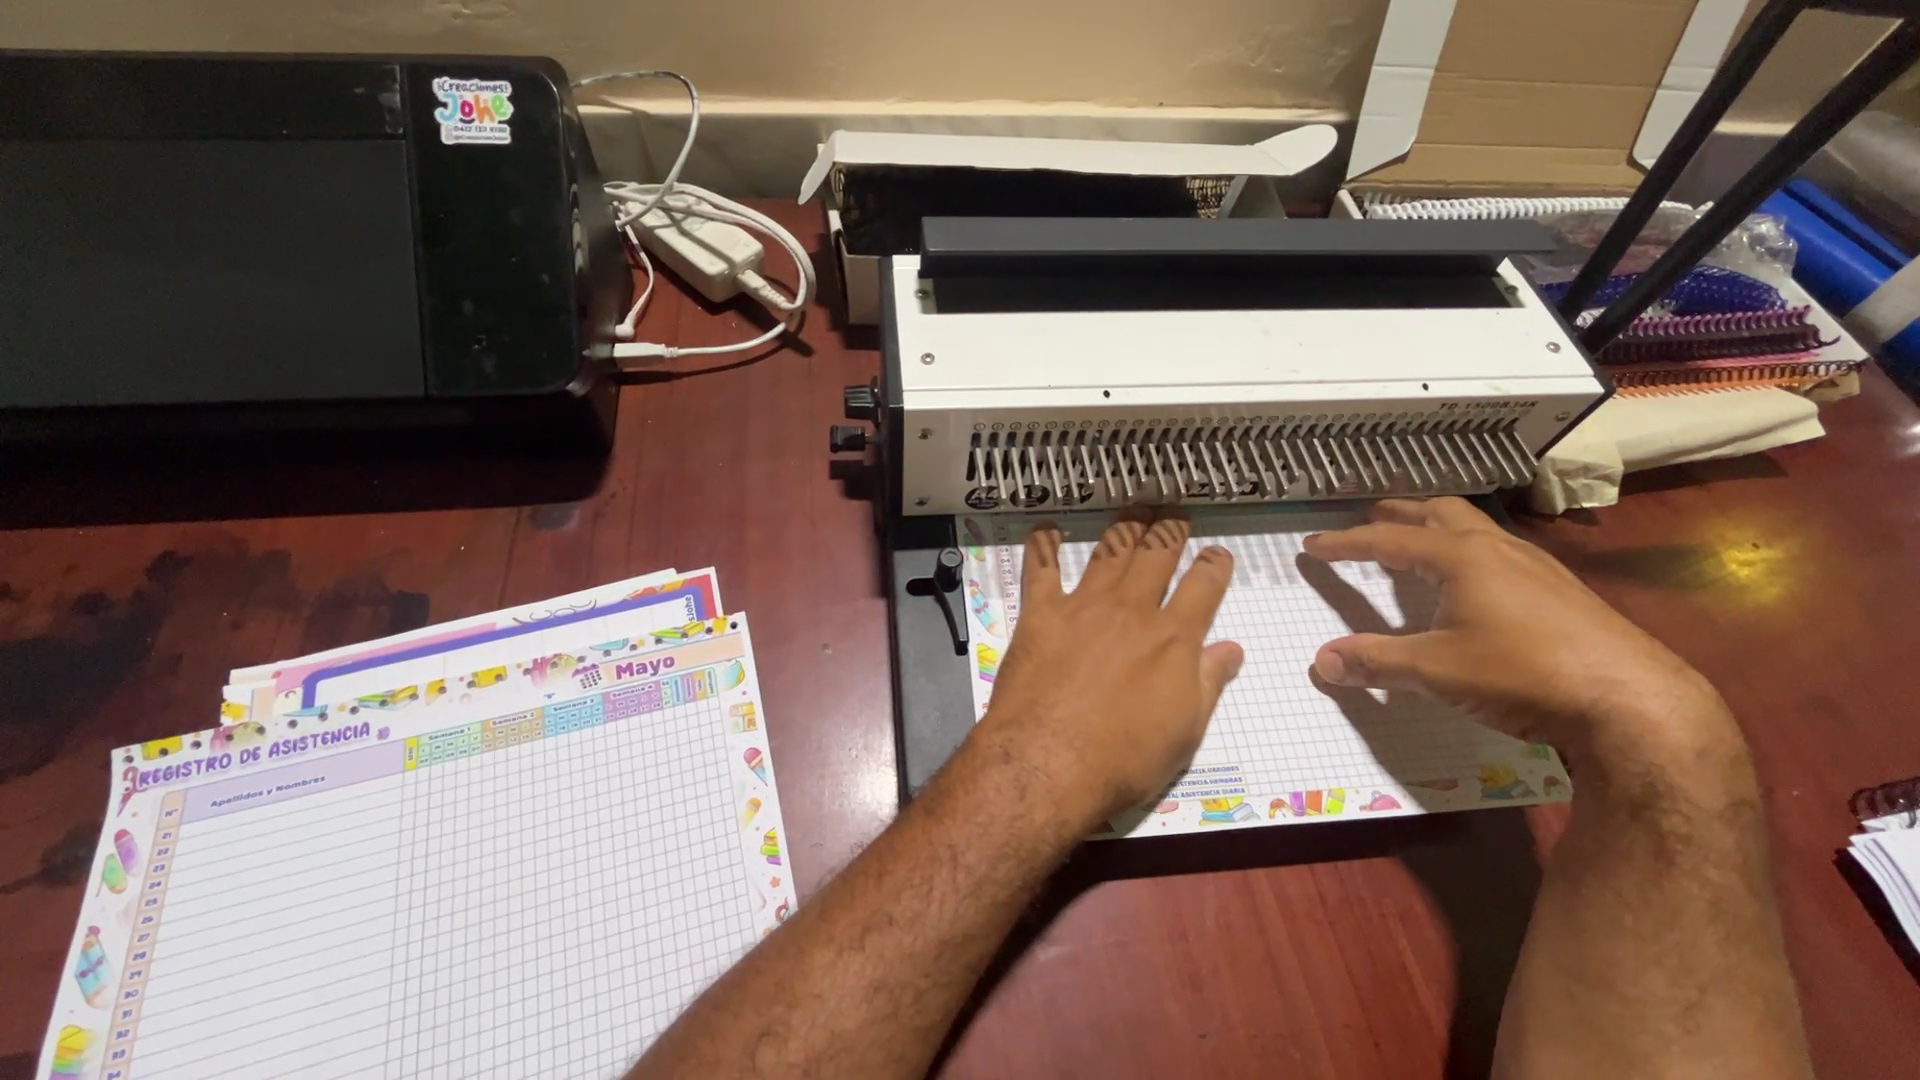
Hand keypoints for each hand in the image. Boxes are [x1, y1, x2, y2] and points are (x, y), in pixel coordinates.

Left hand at [970, 509, 1243, 824]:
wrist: (1050, 762)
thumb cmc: (1125, 759)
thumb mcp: (1184, 731)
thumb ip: (1208, 683)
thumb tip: (1232, 649)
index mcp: (1173, 638)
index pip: (1204, 586)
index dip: (1214, 565)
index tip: (1217, 554)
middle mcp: (1132, 611)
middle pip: (1157, 555)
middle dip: (1169, 530)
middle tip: (1173, 515)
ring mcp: (1084, 607)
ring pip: (1110, 552)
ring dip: (1125, 528)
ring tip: (1134, 511)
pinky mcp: (1040, 614)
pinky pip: (1042, 569)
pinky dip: (1043, 545)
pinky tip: (1046, 530)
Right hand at [1301, 498, 1735, 757]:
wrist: (1632, 702)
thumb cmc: (1523, 674)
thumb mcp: (1436, 670)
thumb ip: (1376, 663)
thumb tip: (1321, 662)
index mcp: (1462, 558)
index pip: (1389, 540)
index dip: (1346, 543)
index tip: (1313, 546)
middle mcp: (1498, 550)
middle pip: (1440, 512)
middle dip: (1400, 512)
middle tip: (1370, 517)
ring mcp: (1537, 568)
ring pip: (1477, 529)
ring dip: (1439, 527)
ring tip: (1418, 540)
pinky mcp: (1562, 592)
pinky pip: (1502, 552)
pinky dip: (1470, 551)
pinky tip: (1475, 582)